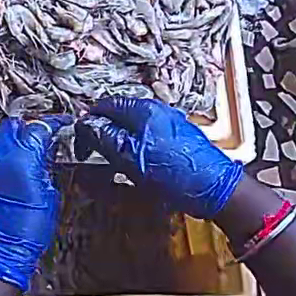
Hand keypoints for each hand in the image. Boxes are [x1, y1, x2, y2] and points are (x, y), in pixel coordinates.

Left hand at [0, 116, 69, 290]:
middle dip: (23, 132)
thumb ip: (43, 167)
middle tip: (30, 143)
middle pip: (11, 127)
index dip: (51, 125)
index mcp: (24, 156)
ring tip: (4, 148)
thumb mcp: (47, 196)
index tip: (58, 125)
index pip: (39, 128)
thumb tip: (43, 150)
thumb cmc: (24, 233)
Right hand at [75, 97, 242, 218]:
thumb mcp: (130, 156)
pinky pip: (145, 140)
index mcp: (143, 109)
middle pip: (117, 118)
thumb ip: (105, 137)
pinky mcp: (175, 139)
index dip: (88, 123)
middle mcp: (155, 111)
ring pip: (130, 130)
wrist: (215, 189)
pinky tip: (135, 169)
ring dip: (118, 147)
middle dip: (103, 137)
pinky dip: (134, 152)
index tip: (80, 142)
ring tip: (114, 168)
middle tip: (94, 158)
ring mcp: (167, 124)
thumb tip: (84, 124)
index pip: (104, 106)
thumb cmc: (174, 172)